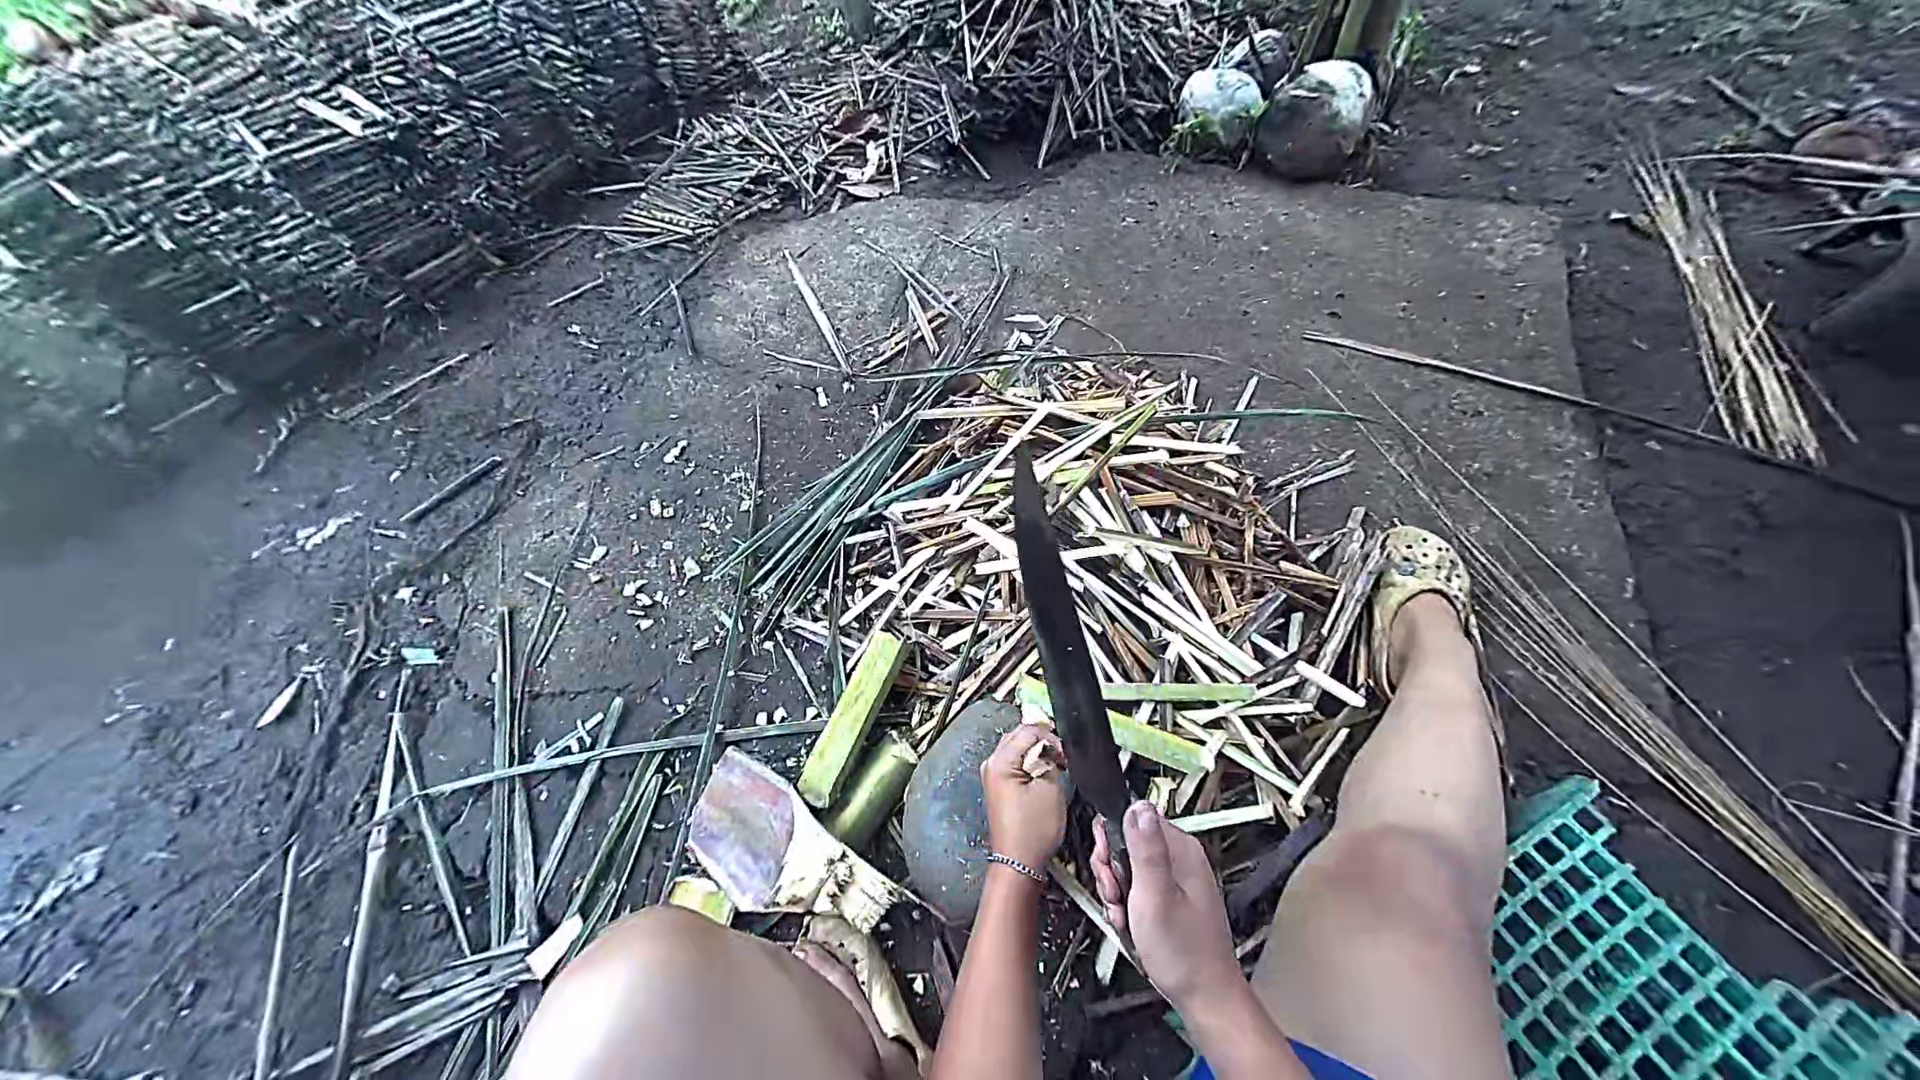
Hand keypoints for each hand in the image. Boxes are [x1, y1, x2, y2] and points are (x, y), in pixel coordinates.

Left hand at [980, 725, 1067, 871]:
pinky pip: (1014, 762)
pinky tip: (1043, 773)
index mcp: (1000, 762)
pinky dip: (1029, 762)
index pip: (1028, 731)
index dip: (1051, 736)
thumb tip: (1050, 748)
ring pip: (1017, 748)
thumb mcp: (1050, 788)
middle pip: (1019, 736)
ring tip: (1055, 763)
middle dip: (1043, 740)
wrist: (1019, 862)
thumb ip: (1050, 759)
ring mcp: (992, 775)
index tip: (1065, 752)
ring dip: (1036, 751)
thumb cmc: (1033, 830)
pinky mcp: (998, 785)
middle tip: (1062, 754)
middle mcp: (991, 764)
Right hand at [1091, 801, 1242, 1012]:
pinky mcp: (1169, 896)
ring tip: (1127, 916)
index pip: (1132, 819)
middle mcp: (1179, 858)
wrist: (1203, 997)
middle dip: (1112, 873)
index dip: (1112, 843)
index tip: (1111, 871)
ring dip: (1117, 894)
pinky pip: (1135, 888)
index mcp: (1180, 849)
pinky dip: (1127, 907)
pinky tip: (1133, 924)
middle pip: (1126, 844)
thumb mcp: (1155, 895)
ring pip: (1126, 868)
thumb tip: (1138, 805)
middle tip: (1118, 897)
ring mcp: (1174, 878)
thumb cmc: (1184, 953)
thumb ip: (1145, 848)